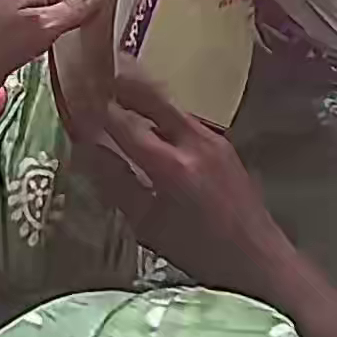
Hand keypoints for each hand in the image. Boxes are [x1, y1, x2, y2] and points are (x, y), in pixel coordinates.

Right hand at [89, 70, 299, 297]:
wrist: (261, 261)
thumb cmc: (200, 253)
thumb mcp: (148, 225)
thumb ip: (116, 183)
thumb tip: (86, 150)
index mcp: (172, 167)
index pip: (125, 124)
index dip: (97, 109)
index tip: (76, 98)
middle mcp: (194, 141)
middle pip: (151, 96)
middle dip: (121, 83)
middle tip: (95, 74)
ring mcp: (212, 138)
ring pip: (169, 104)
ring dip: (141, 95)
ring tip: (115, 92)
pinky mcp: (222, 142)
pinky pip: (183, 118)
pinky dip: (160, 112)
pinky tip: (148, 120)